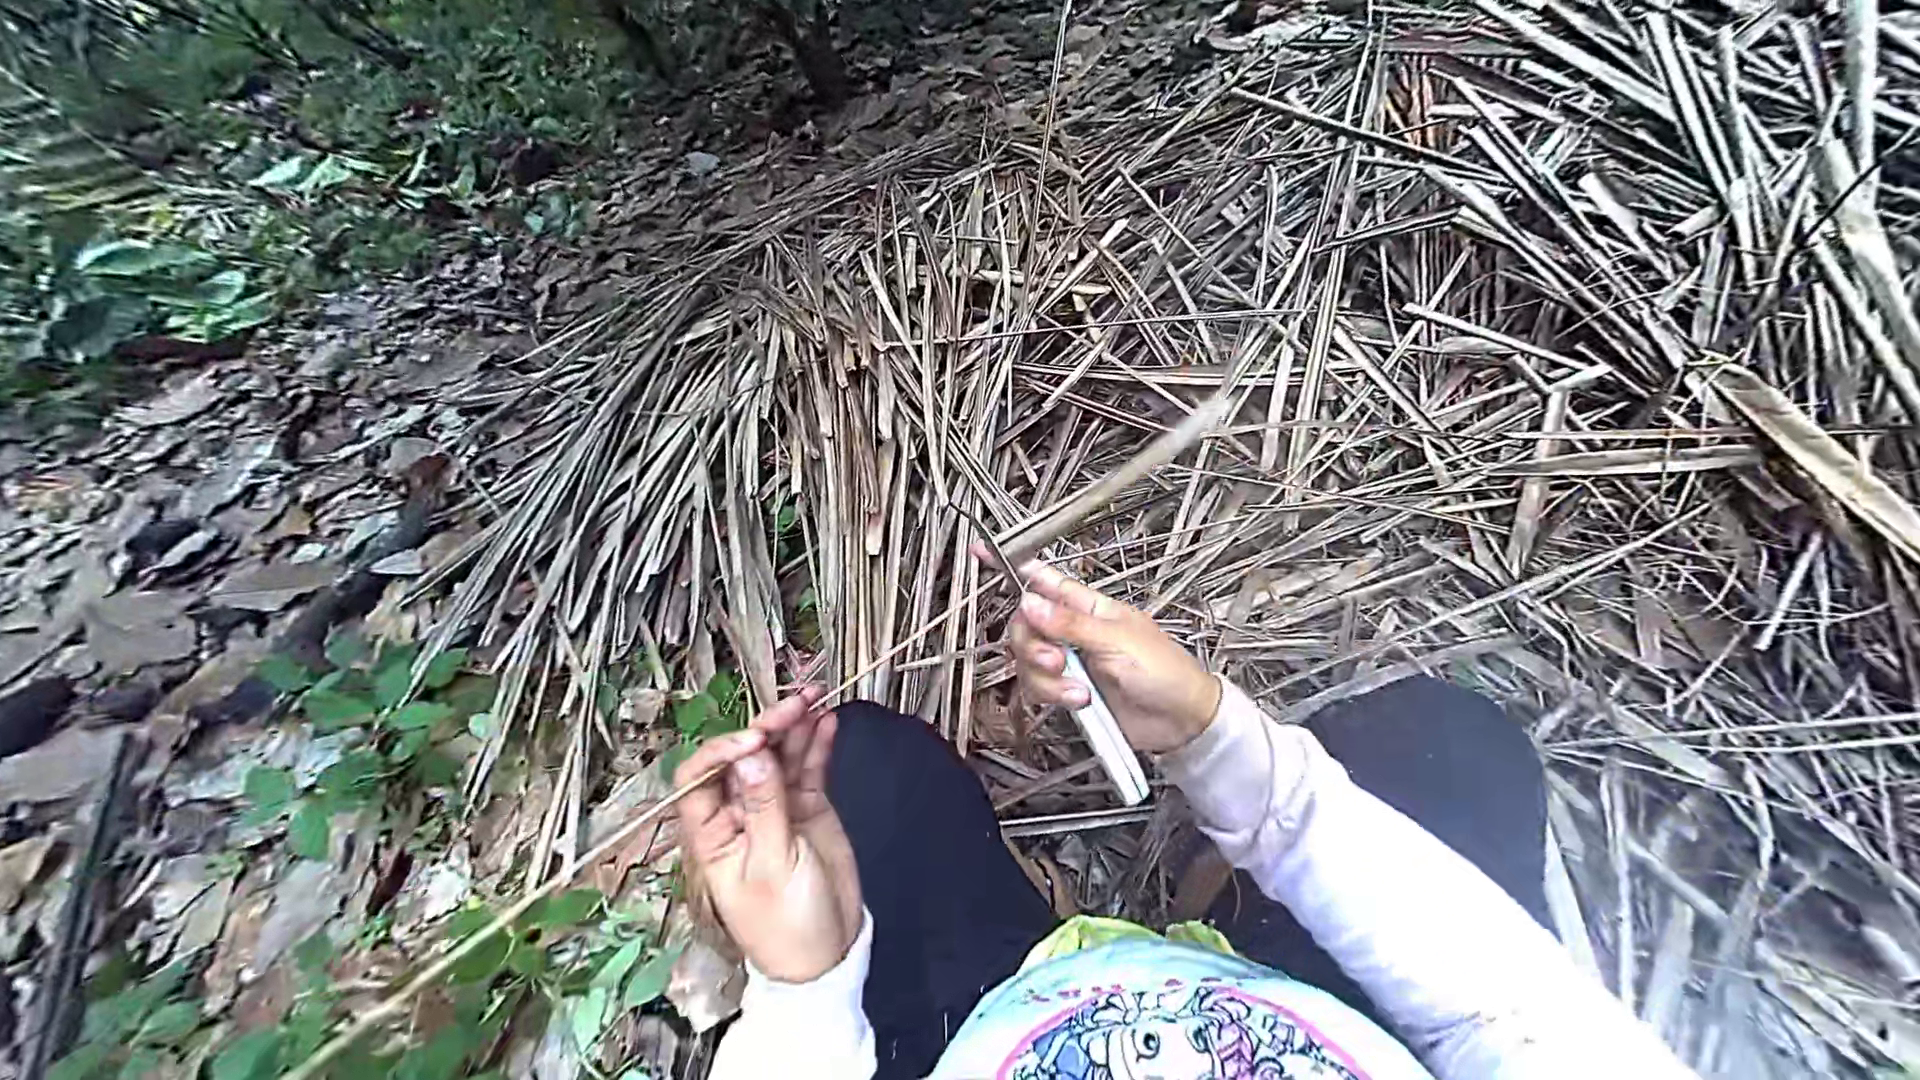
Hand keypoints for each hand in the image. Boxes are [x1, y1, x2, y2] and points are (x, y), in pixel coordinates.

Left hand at [674, 687, 862, 982]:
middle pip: (747, 756)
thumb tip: (750, 754)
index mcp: (713, 831)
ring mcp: (776, 803)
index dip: (723, 751)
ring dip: (797, 726)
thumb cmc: (786, 922)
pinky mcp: (807, 803)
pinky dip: (818, 743)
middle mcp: (740, 810)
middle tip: (799, 704)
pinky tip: (828, 722)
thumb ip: (765, 806)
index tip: (757, 740)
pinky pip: (809, 765)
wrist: (829, 949)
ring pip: (781, 754)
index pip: (700, 777)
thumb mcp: (773, 865)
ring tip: (818, 699)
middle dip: (769, 726)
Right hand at [978, 549, 1221, 753]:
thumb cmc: (1163, 670)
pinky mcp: (1067, 690)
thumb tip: (1029, 601)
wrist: (1180, 721)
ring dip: (1046, 676)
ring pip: (1028, 659)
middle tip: (1056, 659)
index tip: (981, 553)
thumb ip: (1069, 624)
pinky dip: (1054, 695)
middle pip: (1025, 624)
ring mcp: (1069, 661)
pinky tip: (1081, 700)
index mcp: (1088, 606)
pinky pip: (1038, 687)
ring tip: (1076, 686)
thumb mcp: (1117, 641)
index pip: (1044, 579)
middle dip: (1032, 644)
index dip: (1013, 566)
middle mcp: (1073, 630)